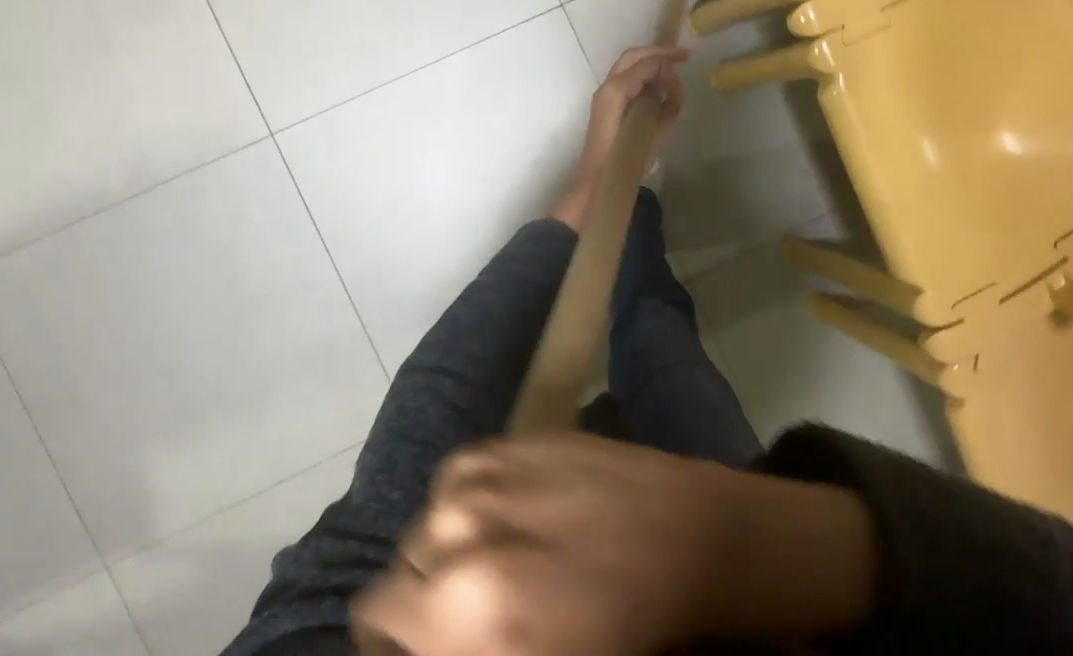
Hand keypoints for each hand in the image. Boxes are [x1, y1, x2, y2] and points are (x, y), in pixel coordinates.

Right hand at [350, 434, 876, 655]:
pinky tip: (518, 517)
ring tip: (505, 557)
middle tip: (482, 604)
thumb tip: (437, 627)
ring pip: (429, 520)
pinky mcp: (505, 438)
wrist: (693, 538)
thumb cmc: (627, 626)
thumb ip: (462, 639)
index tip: (434, 637)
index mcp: (461, 605)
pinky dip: (473, 504)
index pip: (378, 615)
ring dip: (452, 543)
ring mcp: (480, 473)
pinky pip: (457, 482)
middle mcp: (457, 528)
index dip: (403, 635)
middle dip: (431, 591)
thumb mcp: (530, 654)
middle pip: (403, 568)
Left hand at [550, 46, 688, 229]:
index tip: (686, 73)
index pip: (646, 63)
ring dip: (651, 65)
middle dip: (659, 54)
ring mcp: (605, 96)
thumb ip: (662, 104)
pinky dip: (644, 79)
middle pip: (634, 57)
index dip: (668, 65)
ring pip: (629, 67)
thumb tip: (669, 86)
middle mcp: (608, 87)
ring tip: (673, 79)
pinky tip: (660, 91)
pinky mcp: (607, 106)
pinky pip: (627, 82)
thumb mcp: (650, 130)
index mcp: (615, 91)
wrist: (597, 180)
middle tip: (685, 56)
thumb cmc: (623, 160)